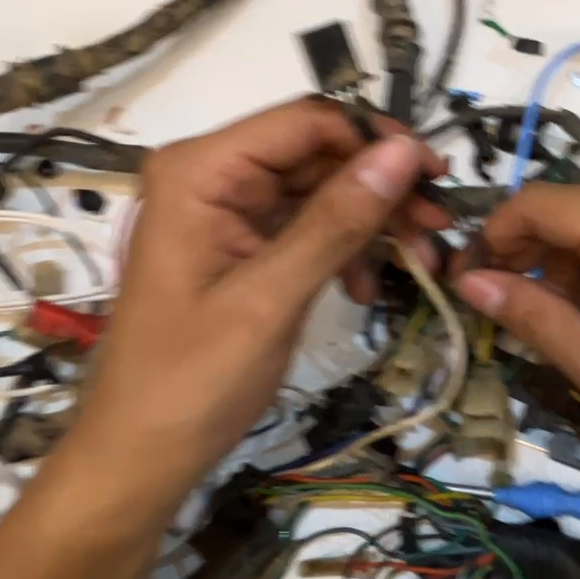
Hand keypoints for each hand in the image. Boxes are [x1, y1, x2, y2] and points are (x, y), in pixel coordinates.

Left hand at [75, 98, 446, 497]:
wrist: (142, 456)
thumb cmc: (193, 380)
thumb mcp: (272, 297)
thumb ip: (338, 220)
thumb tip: (403, 153)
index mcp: (201, 171)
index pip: (305, 122)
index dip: (375, 140)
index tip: (435, 176)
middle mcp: (212, 176)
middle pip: (317, 154)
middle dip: (380, 187)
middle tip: (437, 226)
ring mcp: (226, 211)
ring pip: (321, 190)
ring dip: (372, 221)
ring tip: (419, 260)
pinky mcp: (241, 245)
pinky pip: (307, 226)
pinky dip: (345, 249)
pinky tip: (365, 287)